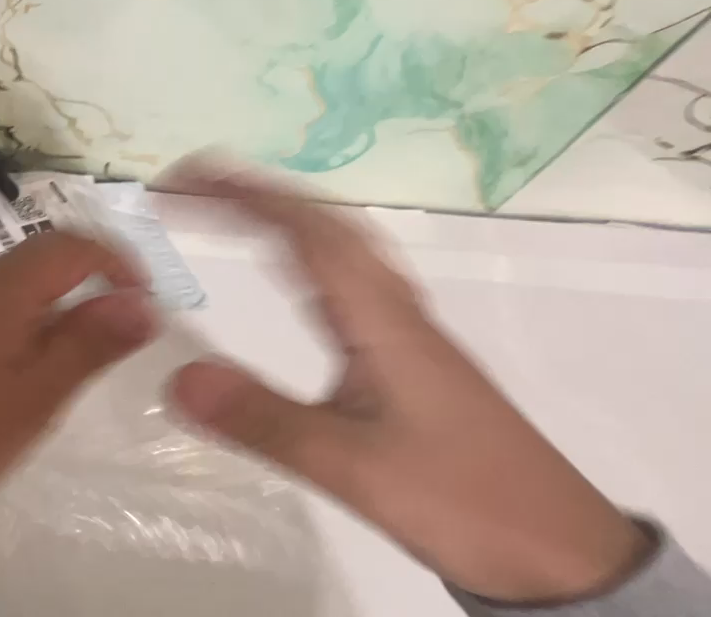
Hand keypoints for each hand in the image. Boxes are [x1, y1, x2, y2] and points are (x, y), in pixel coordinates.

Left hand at [0, 233, 155, 502]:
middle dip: (67, 297)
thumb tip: (141, 302)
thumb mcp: (37, 396)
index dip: (111, 259)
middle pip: (26, 267)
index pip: (65, 244)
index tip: (138, 294)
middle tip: (84, 355)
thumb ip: (88, 343)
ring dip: (23, 315)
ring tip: (29, 375)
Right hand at [162, 161, 650, 604]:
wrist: (570, 560)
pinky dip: (302, 252)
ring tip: (224, 209)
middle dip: (255, 193)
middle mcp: (394, 310)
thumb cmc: (467, 503)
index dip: (242, 197)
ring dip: (280, 215)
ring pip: (340, 247)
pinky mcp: (408, 355)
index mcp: (381, 320)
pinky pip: (346, 278)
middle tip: (191, 184)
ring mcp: (405, 331)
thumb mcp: (355, 470)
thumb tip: (173, 373)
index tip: (183, 182)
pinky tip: (285, 273)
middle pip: (325, 225)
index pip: (306, 234)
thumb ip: (263, 421)